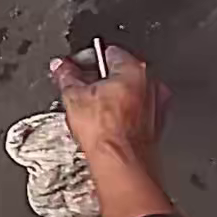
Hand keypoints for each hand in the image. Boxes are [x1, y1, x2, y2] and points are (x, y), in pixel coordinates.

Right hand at [50, 43, 176, 216]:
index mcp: (134, 70)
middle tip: (80, 89)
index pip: (109, 52)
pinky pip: (135, 112)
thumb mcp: (74, 97)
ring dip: (112, 97)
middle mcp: (151, 84)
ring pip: (130, 93)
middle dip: (100, 79)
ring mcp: (156, 106)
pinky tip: (105, 124)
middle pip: (121, 72)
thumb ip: (66, 76)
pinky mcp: (155, 126)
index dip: (87, 59)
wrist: (121, 164)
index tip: (75, 68)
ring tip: (91, 110)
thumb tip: (60, 67)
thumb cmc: (106, 132)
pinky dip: (121, 114)